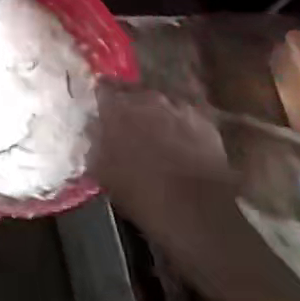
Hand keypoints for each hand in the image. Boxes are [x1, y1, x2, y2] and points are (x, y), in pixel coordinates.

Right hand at [87, 88, 232, 227]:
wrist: (197, 211)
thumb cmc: (140, 192)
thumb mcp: (102, 170)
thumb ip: (94, 141)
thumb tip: (94, 128)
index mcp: (116, 107)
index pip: (102, 89)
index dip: (102, 99)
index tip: (102, 109)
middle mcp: (146, 98)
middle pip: (133, 92)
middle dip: (130, 106)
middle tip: (129, 124)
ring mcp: (178, 108)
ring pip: (162, 103)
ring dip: (156, 115)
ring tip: (158, 135)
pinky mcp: (205, 123)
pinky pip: (186, 117)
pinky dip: (182, 126)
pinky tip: (183, 143)